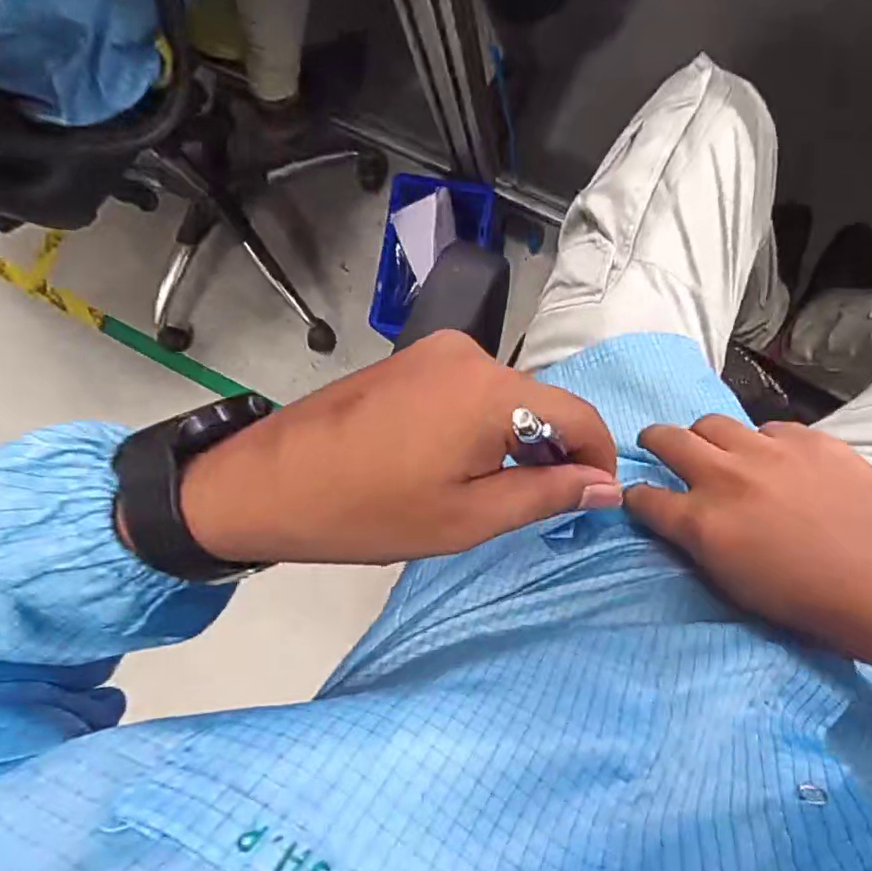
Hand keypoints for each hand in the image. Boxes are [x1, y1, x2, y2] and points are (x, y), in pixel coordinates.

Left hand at [175, 330, 620, 564]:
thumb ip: (544, 494)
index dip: (597, 457)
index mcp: (491, 392)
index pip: (579, 414)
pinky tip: (448, 460)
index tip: (592, 496)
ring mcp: (431, 351)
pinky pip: (465, 388)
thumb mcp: (466, 518)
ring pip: (502, 396)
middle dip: (550, 450)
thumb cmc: (367, 512)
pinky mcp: (405, 360)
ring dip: (511, 438)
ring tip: (482, 488)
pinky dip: (476, 423)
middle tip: (531, 503)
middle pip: (539, 401)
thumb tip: (604, 484)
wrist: (267, 483)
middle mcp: (468, 354)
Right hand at [624, 416, 871, 688]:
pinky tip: (778, 464)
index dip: (635, 497)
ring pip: (711, 423)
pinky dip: (760, 443)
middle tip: (656, 448)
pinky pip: (767, 428)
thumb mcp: (732, 585)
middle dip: (652, 443)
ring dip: (703, 437)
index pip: (643, 496)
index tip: (641, 500)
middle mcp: (726, 478)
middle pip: (665, 439)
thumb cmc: (810, 605)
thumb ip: (696, 543)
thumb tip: (682, 518)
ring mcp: (770, 452)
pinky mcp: (812, 440)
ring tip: (716, 452)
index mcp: (702, 523)